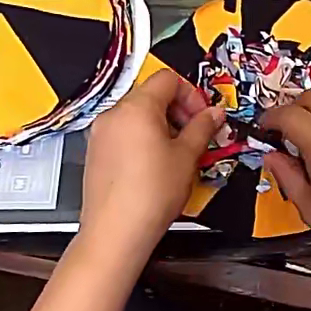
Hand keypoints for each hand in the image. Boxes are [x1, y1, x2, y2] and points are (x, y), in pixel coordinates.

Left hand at [80, 71, 223, 253]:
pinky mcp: (97, 153)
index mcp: (137, 108)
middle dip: (179, 111)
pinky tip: (159, 165)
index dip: (192, 95)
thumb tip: (213, 114)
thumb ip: (203, 127)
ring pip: (138, 115)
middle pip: (152, 95)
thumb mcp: (187, 156)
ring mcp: (101, 134)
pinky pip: (125, 134)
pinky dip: (144, 140)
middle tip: (197, 133)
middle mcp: (114, 115)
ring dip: (163, 126)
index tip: (203, 115)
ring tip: (179, 153)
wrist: (117, 230)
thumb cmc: (147, 196)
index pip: (168, 79)